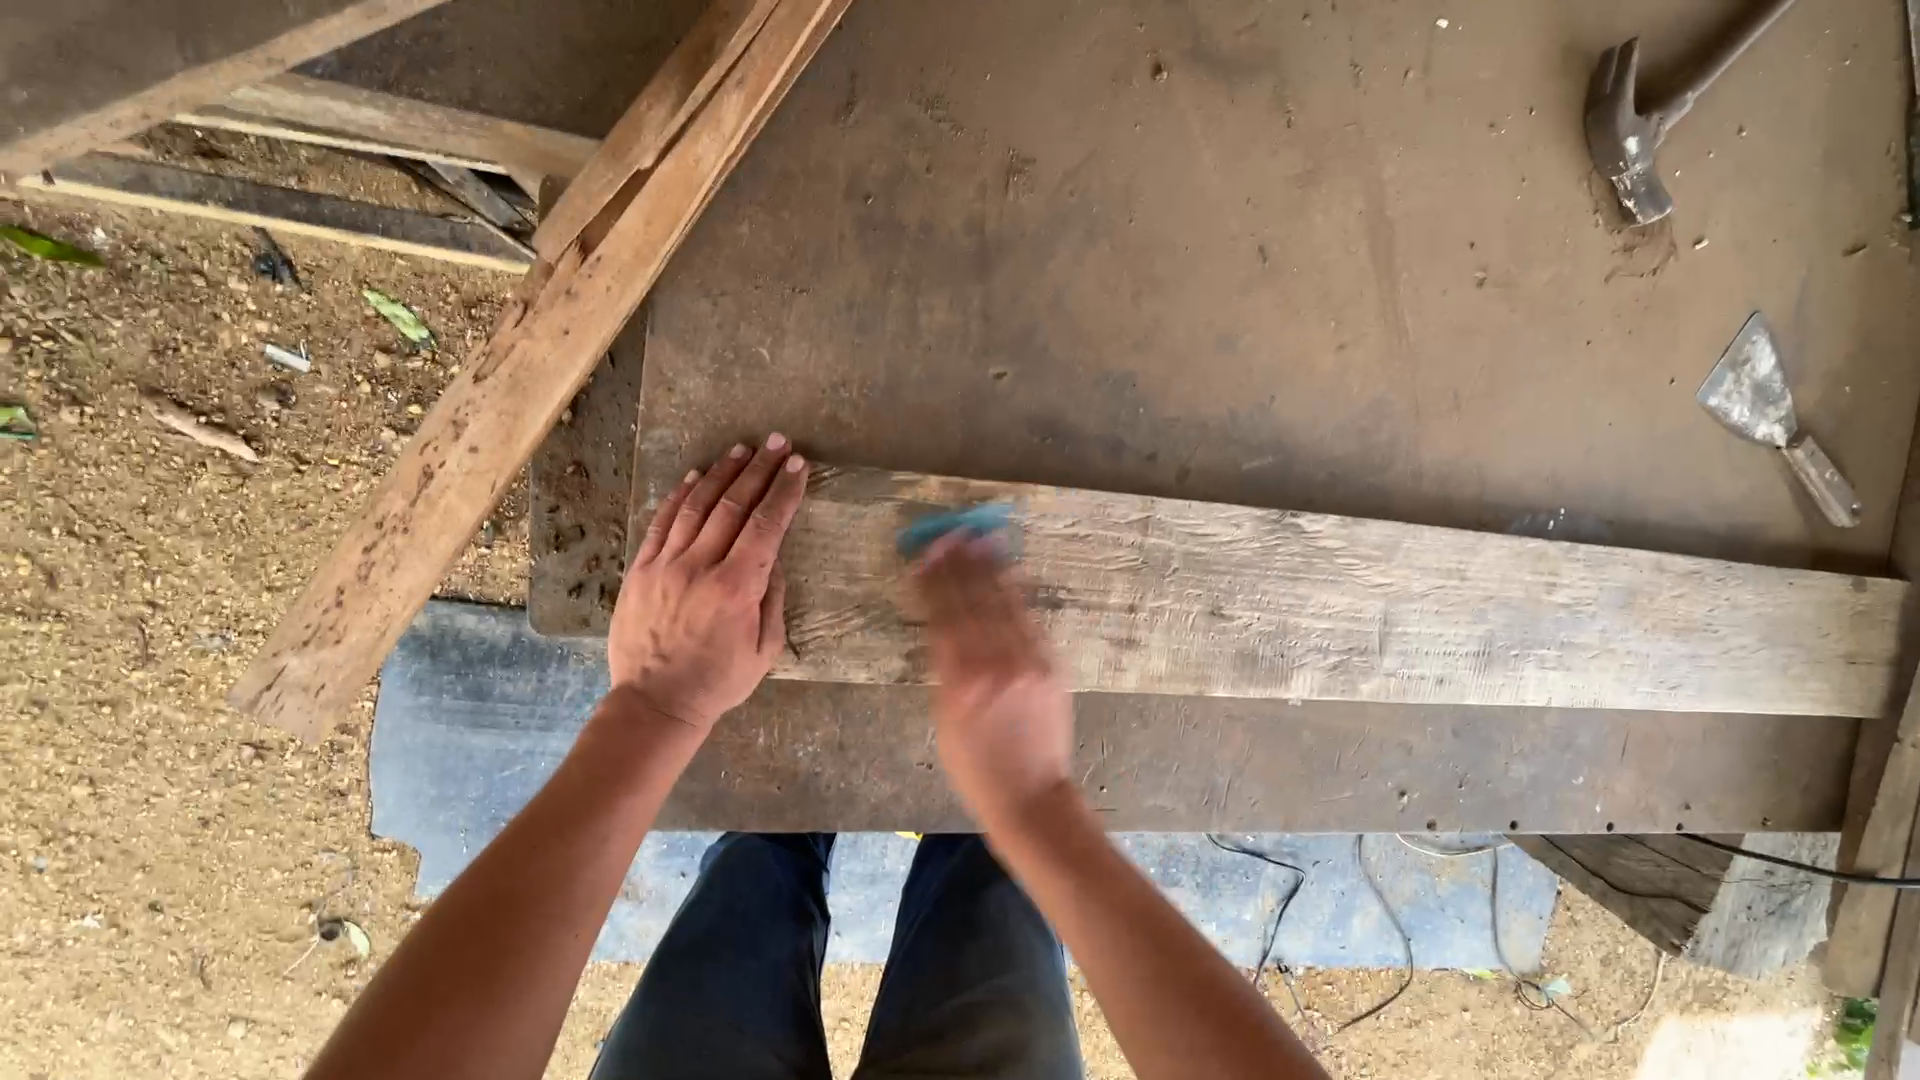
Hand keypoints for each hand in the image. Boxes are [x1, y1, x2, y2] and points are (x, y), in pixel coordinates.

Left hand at [607, 434, 808, 732]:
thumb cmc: (719, 681)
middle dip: (759, 470)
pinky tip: (695, 476)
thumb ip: (773, 599)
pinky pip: (661, 523)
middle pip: (734, 505)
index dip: (784, 491)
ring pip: (697, 506)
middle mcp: (701, 567)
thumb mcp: (766, 650)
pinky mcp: (641, 569)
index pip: (767, 526)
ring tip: (741, 449)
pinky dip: (679, 496)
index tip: (798, 466)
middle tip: (777, 443)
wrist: (655, 702)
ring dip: (721, 473)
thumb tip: (774, 559)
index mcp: (737, 588)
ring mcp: (666, 565)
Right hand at [914, 532, 1075, 830]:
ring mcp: (1029, 662)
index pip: (943, 616)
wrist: (1031, 797)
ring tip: (979, 537)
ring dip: (990, 567)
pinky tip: (1009, 572)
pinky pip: (1031, 620)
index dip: (933, 582)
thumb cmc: (976, 770)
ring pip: (1005, 603)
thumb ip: (944, 674)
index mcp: (960, 680)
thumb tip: (943, 632)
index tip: (925, 555)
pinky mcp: (1052, 666)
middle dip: (959, 564)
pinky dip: (1017, 592)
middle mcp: (995, 663)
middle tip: (949, 534)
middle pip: (973, 601)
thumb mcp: (943, 722)